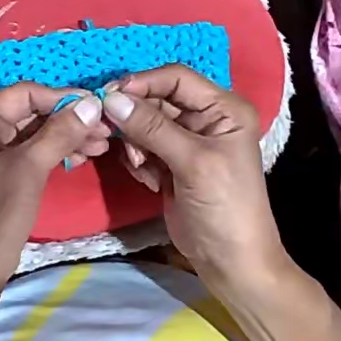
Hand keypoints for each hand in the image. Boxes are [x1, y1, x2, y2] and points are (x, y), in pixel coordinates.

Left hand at [0, 83, 110, 288]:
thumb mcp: (29, 169)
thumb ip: (60, 132)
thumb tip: (92, 102)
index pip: (25, 93)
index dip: (64, 97)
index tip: (102, 108)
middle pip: (30, 111)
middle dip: (69, 119)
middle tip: (107, 131)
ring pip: (34, 133)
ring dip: (67, 136)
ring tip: (102, 145)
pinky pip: (30, 154)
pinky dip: (55, 153)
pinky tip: (82, 157)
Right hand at [99, 65, 286, 281]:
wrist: (231, 262)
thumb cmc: (225, 207)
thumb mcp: (192, 163)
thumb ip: (152, 128)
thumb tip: (111, 98)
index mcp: (223, 108)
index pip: (176, 78)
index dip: (143, 82)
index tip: (109, 96)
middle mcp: (206, 118)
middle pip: (155, 99)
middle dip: (134, 118)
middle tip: (113, 137)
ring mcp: (187, 141)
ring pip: (144, 123)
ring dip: (135, 143)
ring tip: (142, 168)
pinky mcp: (170, 162)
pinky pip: (142, 147)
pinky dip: (138, 160)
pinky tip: (149, 181)